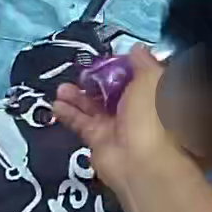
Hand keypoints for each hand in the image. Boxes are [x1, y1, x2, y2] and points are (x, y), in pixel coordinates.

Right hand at [52, 45, 191, 195]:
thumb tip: (136, 49)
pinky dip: (69, 112)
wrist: (141, 162)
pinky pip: (82, 123)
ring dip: (78, 95)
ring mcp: (118, 126)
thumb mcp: (152, 78)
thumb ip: (142, 62)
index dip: (123, 66)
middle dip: (97, 80)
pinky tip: (56, 103)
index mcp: (154, 94)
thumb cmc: (152, 114)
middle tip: (82, 71)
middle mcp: (138, 110)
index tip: (107, 57)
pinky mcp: (99, 140)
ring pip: (95, 106)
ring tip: (62, 86)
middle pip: (113, 91)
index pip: (138, 77)